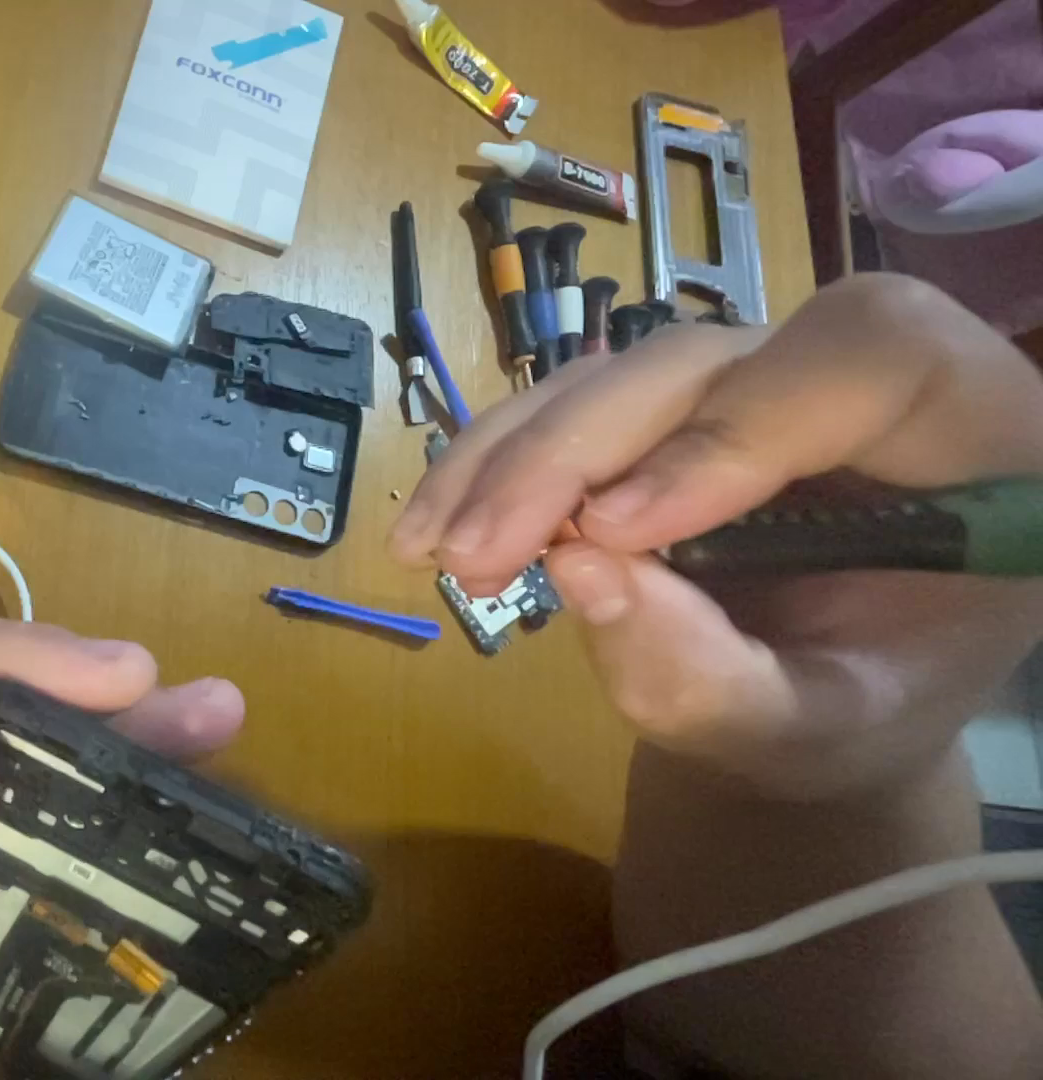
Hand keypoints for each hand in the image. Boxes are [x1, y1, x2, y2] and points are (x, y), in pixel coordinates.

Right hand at [392, 274, 1042, 796]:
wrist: (791, 699)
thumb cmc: (833, 721)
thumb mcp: (798, 731)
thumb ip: (714, 676)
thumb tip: (578, 568)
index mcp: (972, 445)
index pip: (858, 364)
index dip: (725, 433)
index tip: (609, 534)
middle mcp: (841, 388)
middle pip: (680, 365)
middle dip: (558, 460)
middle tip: (472, 556)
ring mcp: (728, 389)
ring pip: (594, 379)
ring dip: (493, 462)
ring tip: (427, 549)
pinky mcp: (643, 413)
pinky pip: (545, 410)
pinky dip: (476, 467)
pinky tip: (430, 525)